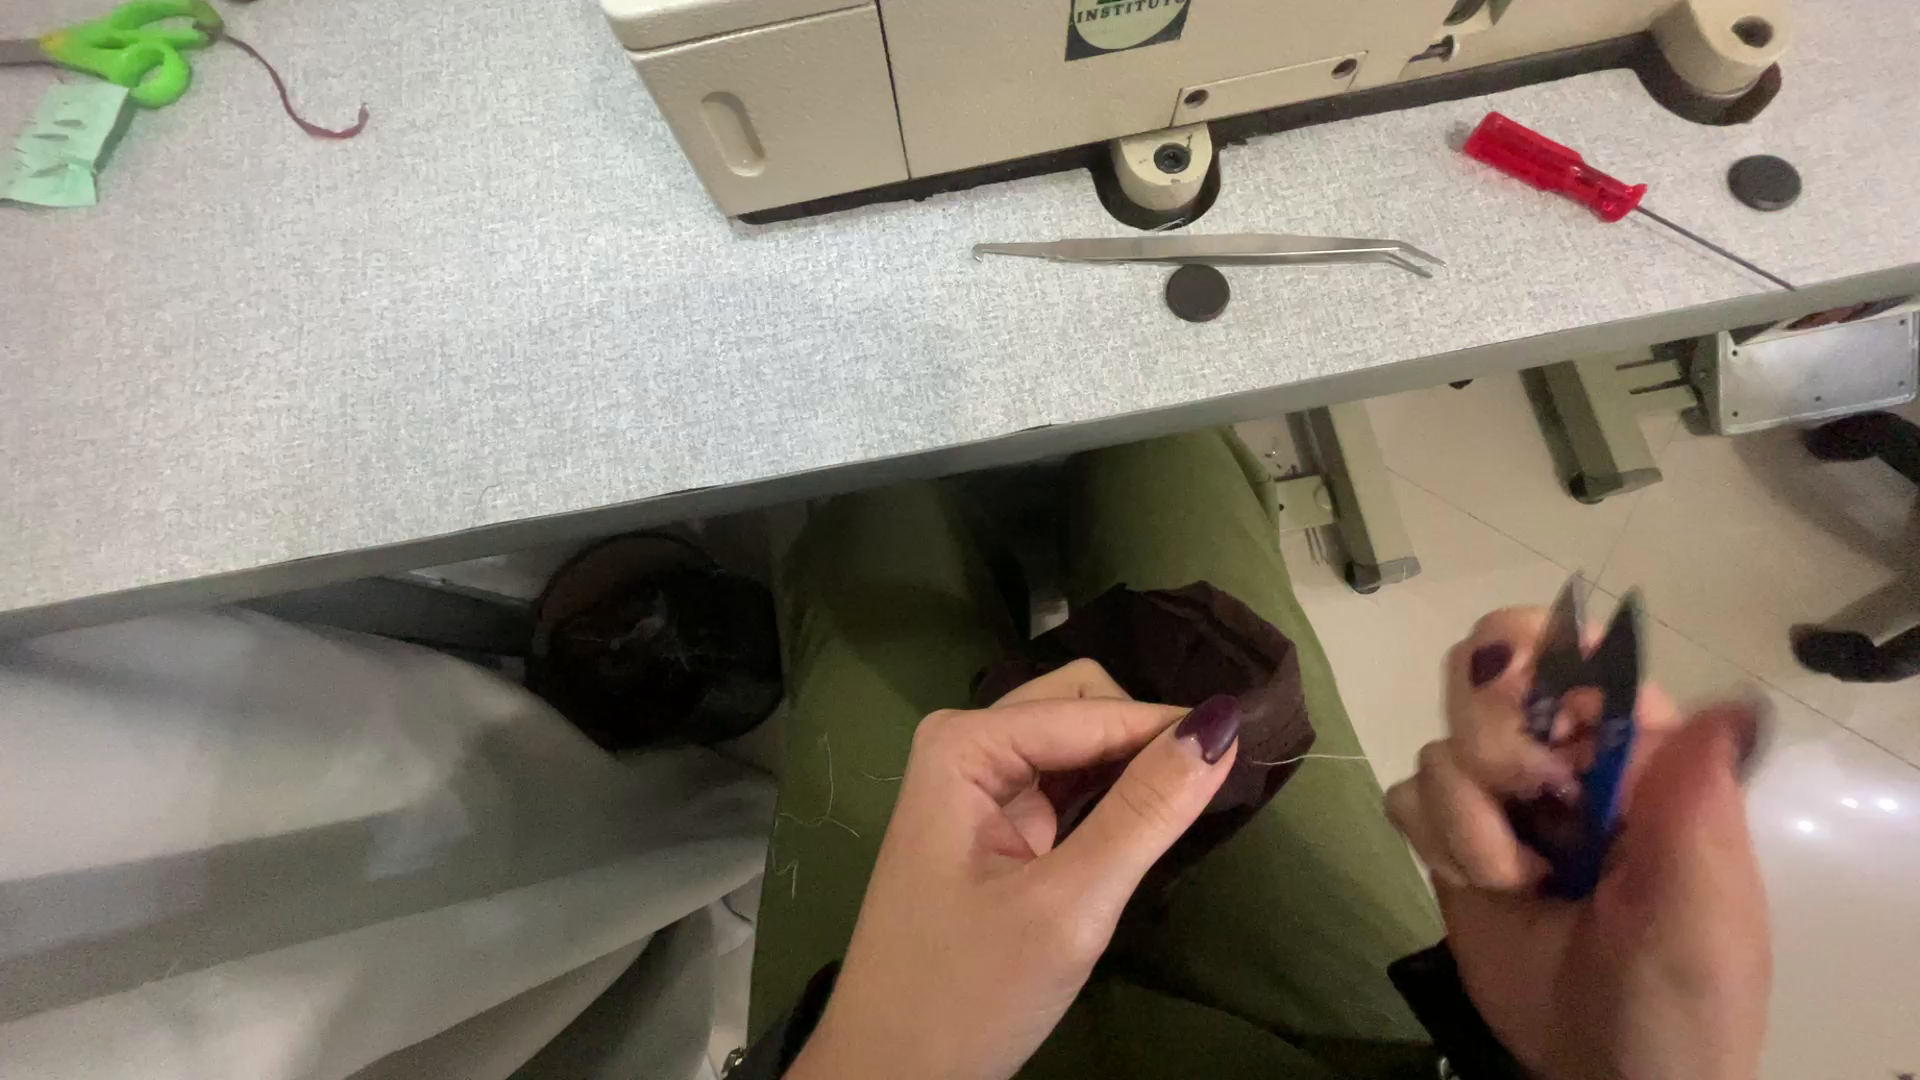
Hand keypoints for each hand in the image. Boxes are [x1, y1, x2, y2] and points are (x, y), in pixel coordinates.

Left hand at [787, 661, 1240, 1079]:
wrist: (891, 1071)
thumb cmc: (969, 993)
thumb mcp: (1067, 907)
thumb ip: (1143, 813)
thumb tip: (1218, 726)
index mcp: (966, 743)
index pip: (1090, 709)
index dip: (1167, 726)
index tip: (1249, 742)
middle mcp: (967, 740)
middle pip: (1080, 704)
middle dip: (1141, 737)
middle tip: (1209, 785)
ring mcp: (978, 776)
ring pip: (1076, 736)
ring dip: (1131, 763)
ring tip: (1188, 798)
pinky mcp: (995, 814)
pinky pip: (1065, 776)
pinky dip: (1110, 790)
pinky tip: (1147, 814)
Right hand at [1386, 607, 1770, 1079]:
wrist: (1591, 1068)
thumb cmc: (1671, 1001)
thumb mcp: (1701, 920)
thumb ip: (1694, 813)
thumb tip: (1717, 709)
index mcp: (1632, 756)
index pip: (1575, 651)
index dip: (1539, 653)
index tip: (1530, 703)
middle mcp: (1555, 756)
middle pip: (1479, 675)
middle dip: (1491, 746)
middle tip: (1528, 800)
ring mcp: (1490, 791)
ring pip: (1436, 748)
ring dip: (1467, 823)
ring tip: (1518, 880)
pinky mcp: (1439, 826)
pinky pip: (1402, 795)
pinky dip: (1433, 843)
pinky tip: (1476, 884)